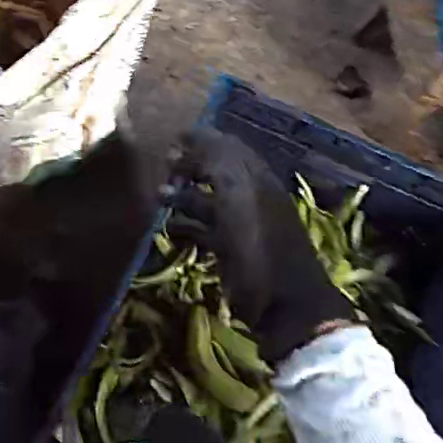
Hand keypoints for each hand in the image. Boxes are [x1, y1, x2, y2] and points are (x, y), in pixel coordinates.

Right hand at [171, 129, 352, 362]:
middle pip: (215, 172)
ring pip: (207, 200)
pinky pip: (205, 229)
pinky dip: (186, 225)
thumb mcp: (238, 193)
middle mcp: (250, 196)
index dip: (200, 140)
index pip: (227, 146)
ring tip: (159, 196)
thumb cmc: (259, 244)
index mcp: (256, 177)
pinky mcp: (232, 251)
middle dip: (188, 167)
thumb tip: (191, 139)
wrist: (283, 303)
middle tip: (163, 169)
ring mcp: (242, 225)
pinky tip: (168, 227)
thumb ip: (217, 161)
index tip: (171, 141)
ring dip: (183, 195)